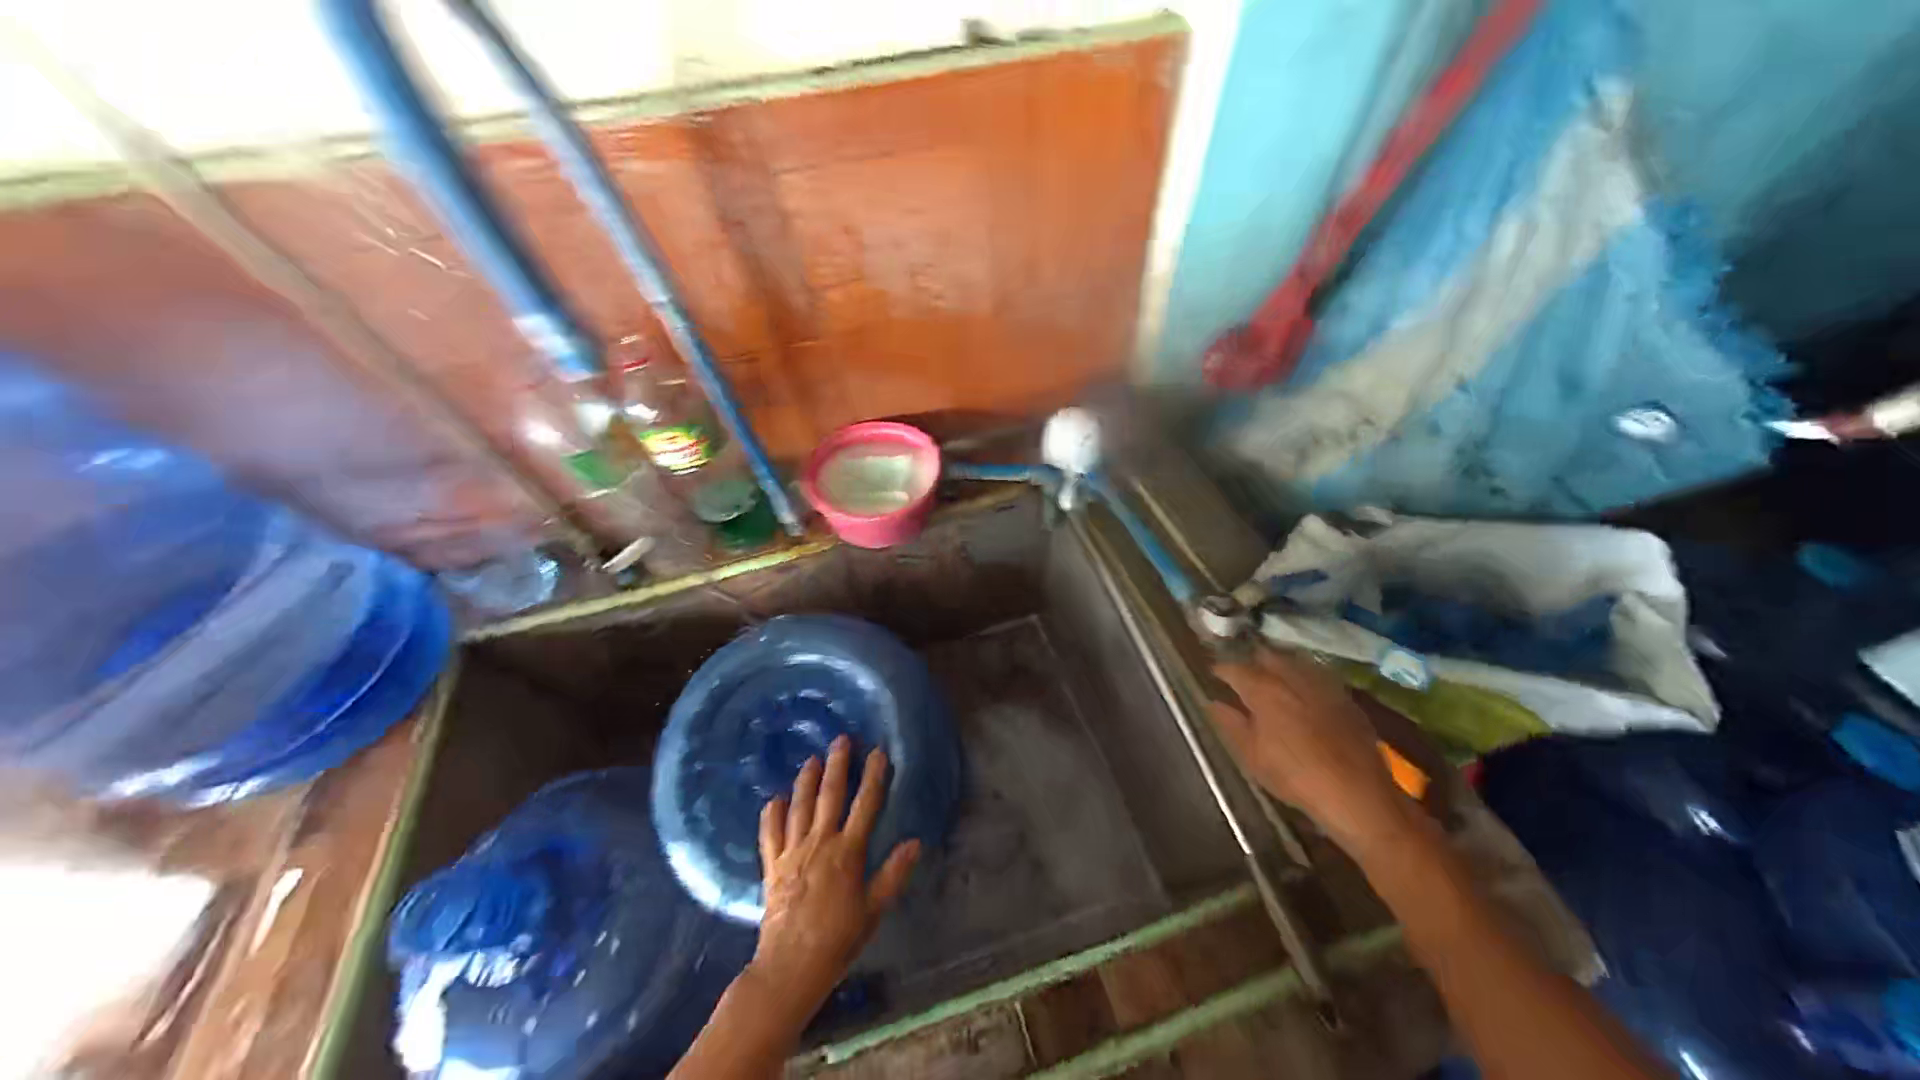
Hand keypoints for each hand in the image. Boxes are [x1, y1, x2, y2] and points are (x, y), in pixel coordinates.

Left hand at [751, 737, 919, 1015]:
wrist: (791, 965)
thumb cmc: (839, 939)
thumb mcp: (874, 909)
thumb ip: (893, 873)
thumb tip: (915, 841)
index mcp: (848, 852)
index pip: (865, 805)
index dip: (873, 776)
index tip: (878, 752)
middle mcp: (820, 843)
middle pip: (829, 796)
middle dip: (838, 765)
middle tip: (841, 739)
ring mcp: (792, 852)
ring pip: (799, 807)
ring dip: (806, 781)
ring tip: (811, 759)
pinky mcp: (772, 867)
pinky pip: (770, 834)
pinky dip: (771, 814)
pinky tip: (773, 799)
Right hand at [1209, 648, 1408, 846]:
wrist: (1356, 793)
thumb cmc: (1293, 776)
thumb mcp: (1251, 755)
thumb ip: (1229, 724)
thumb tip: (1212, 703)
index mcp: (1263, 689)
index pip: (1234, 668)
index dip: (1221, 670)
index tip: (1214, 675)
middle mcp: (1292, 677)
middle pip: (1266, 656)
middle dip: (1252, 661)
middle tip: (1243, 675)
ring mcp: (1322, 685)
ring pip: (1295, 661)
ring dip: (1279, 665)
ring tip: (1271, 678)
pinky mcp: (1345, 697)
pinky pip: (1318, 675)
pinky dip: (1304, 678)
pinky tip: (1303, 693)